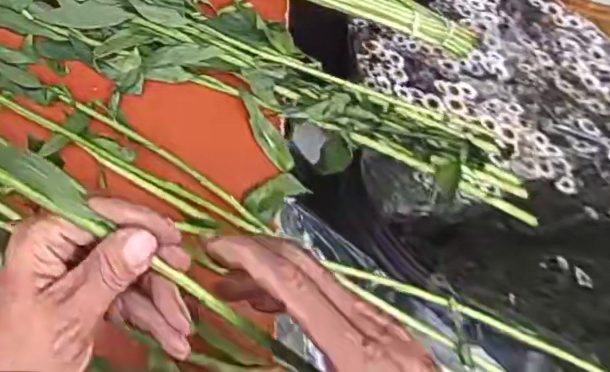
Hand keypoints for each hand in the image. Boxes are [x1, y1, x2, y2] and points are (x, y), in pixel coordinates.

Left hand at [0, 198, 193, 371]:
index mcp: (42, 234)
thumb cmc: (29, 353)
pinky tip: (169, 336)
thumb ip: (108, 272)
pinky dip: (143, 313)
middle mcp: (55, 242)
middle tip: (186, 280)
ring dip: (154, 297)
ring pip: (121, 268)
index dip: (137, 220)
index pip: (96, 212)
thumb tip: (145, 236)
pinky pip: (117, 291)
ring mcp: (68, 266)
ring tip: (181, 329)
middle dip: (151, 267)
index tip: (173, 236)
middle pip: (113, 240)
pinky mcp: (79, 291)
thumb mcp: (72, 313)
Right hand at [206, 236, 433, 371]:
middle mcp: (379, 331)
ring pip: (320, 276)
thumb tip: (235, 361)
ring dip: (272, 271)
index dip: (247, 258)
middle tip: (213, 261)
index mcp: (364, 358)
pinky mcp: (398, 340)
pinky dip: (298, 290)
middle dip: (253, 252)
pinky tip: (278, 309)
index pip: (294, 284)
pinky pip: (337, 297)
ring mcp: (392, 332)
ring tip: (235, 290)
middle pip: (305, 265)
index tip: (211, 249)